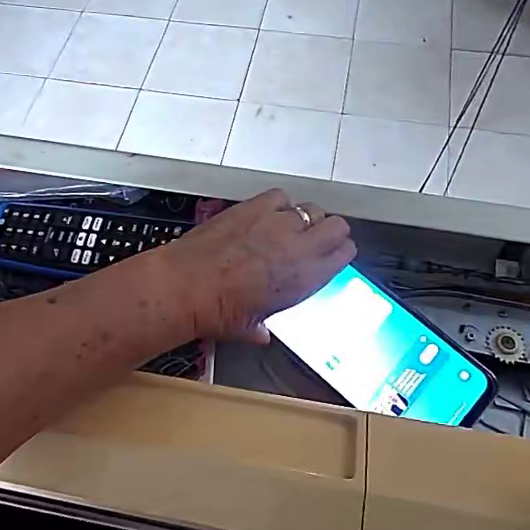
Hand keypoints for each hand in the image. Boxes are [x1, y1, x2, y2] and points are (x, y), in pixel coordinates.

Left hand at [149, 189, 354, 341]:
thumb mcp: (249, 326)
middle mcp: (300, 247)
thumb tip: (261, 333)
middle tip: (316, 238)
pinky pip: (281, 196)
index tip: (333, 254)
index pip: (345, 253)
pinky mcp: (256, 206)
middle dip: (330, 231)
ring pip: (312, 208)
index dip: (340, 252)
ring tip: (290, 227)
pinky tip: (268, 214)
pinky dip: (279, 203)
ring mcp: (279, 223)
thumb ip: (264, 325)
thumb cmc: (216, 311)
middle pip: (338, 225)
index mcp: (307, 277)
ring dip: (305, 218)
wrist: (184, 287)